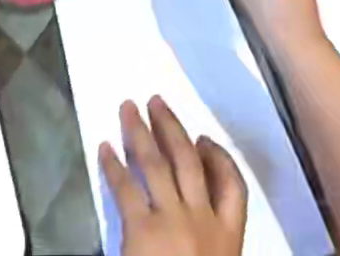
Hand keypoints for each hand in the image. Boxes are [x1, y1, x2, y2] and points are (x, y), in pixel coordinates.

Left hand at [99, 97, 246, 255]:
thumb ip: (209, 239)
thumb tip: (192, 206)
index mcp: (228, 240)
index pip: (234, 186)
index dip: (220, 157)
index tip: (204, 139)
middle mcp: (203, 222)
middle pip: (189, 161)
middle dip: (172, 127)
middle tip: (156, 100)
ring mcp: (173, 224)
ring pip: (157, 165)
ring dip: (140, 132)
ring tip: (128, 108)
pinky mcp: (142, 232)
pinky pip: (127, 189)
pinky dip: (114, 166)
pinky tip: (104, 148)